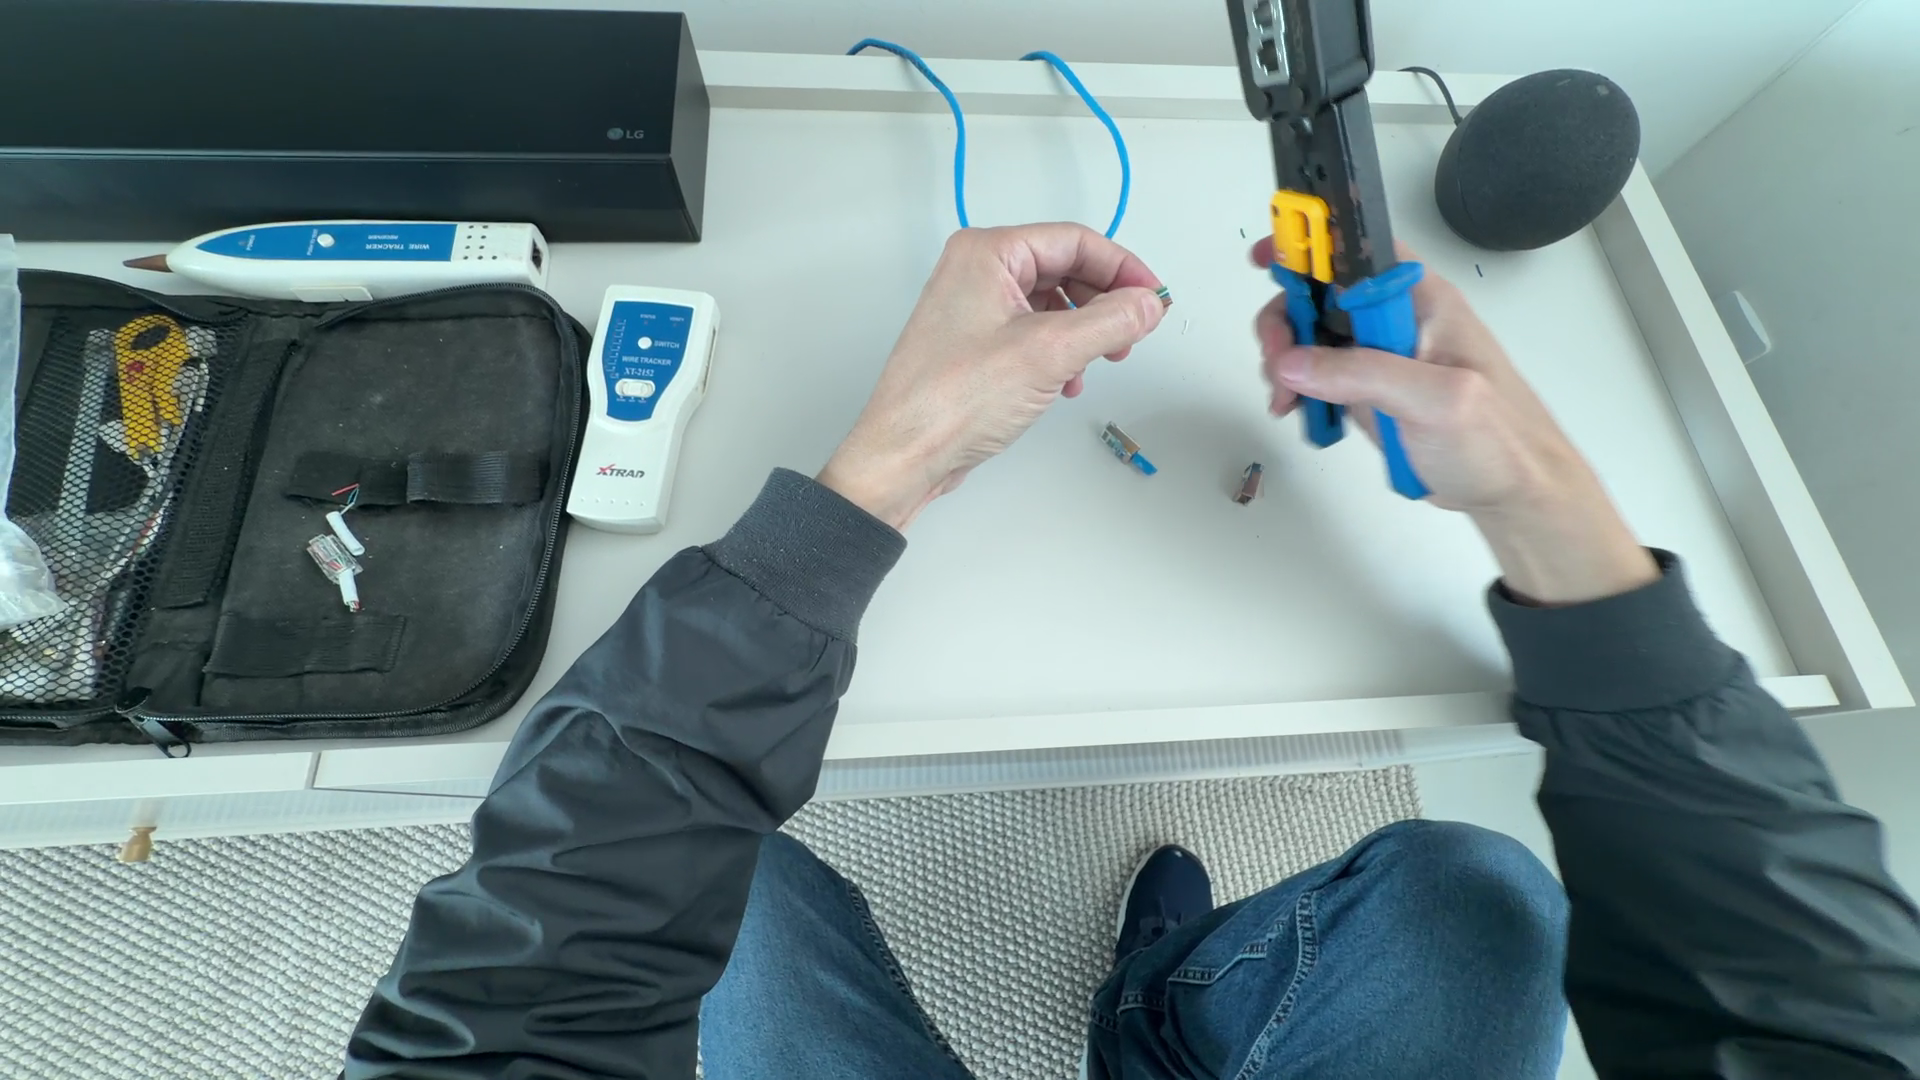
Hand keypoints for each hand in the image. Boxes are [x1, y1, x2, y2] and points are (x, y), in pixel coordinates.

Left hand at [820, 224, 1168, 529]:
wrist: (906, 456)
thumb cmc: (955, 401)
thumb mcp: (1049, 353)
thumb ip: (1109, 322)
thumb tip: (1148, 305)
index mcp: (987, 253)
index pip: (1074, 241)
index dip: (1122, 268)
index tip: (1153, 299)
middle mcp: (975, 273)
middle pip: (1063, 270)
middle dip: (1103, 303)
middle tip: (1131, 334)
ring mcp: (971, 311)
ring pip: (1049, 306)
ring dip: (1082, 333)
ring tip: (1099, 363)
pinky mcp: (972, 348)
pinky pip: (1029, 335)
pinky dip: (1057, 354)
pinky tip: (1065, 384)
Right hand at [1250, 239, 1656, 603]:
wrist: (1508, 490)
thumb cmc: (1493, 440)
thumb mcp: (1436, 401)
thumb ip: (1363, 376)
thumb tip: (1289, 363)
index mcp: (1419, 302)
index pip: (1358, 253)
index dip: (1310, 247)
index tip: (1265, 258)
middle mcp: (1392, 322)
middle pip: (1318, 296)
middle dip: (1284, 322)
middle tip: (1275, 365)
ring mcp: (1374, 358)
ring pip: (1307, 337)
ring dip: (1282, 362)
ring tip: (1284, 402)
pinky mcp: (1362, 391)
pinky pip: (1312, 376)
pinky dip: (1291, 389)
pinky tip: (1292, 411)